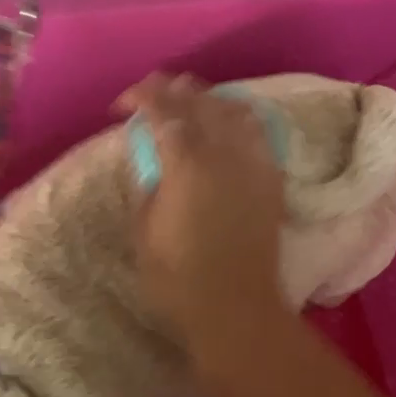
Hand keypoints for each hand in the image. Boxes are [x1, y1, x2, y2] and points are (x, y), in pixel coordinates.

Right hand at [116, 73, 288, 366]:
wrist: (237, 306)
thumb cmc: (178, 277)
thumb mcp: (144, 231)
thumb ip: (147, 182)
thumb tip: (150, 154)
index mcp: (187, 163)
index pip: (165, 111)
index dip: (143, 97)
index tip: (124, 104)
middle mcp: (224, 151)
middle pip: (201, 101)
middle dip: (173, 90)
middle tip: (153, 95)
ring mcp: (253, 160)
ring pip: (233, 108)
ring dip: (208, 98)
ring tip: (189, 101)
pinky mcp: (271, 175)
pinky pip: (257, 129)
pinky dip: (238, 115)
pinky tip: (227, 120)